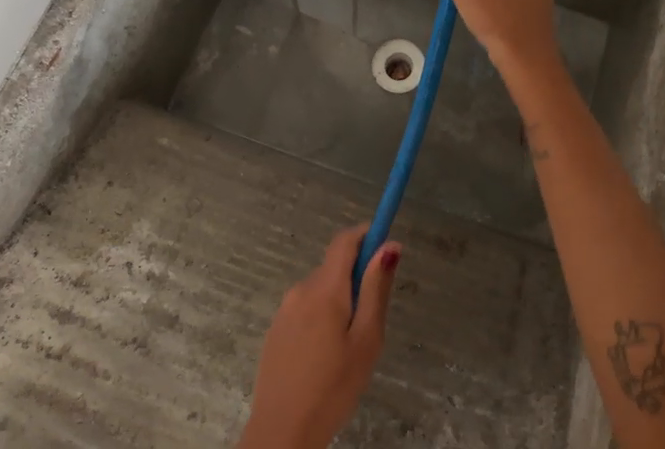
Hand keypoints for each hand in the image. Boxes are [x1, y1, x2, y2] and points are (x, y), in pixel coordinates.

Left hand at [240, 227, 402, 448]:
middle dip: (356, 281)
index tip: (386, 249)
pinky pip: (305, 311)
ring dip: (339, 304)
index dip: (367, 235)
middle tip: (371, 323)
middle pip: (334, 268)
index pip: (344, 240)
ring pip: (320, 292)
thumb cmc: (334, 387)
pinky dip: (321, 320)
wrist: (282, 433)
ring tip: (348, 350)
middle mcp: (300, 290)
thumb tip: (389, 245)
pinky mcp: (275, 332)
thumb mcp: (367, 339)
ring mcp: (283, 311)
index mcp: (324, 289)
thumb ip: (376, 289)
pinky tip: (324, 359)